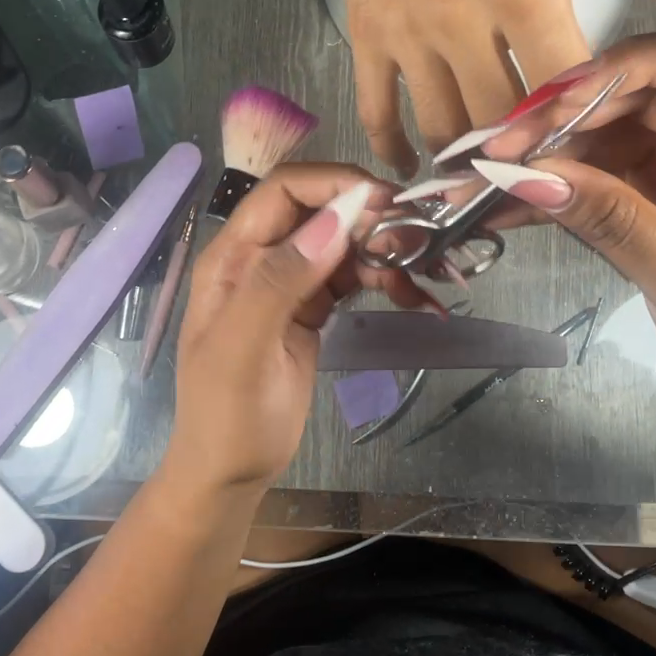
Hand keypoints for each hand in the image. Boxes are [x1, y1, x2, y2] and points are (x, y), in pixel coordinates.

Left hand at [166, 166, 424, 490]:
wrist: (230, 471)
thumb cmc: (227, 414)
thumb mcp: (244, 349)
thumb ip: (281, 280)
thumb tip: (336, 217)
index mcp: (233, 257)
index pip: (283, 192)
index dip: (334, 184)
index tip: (386, 201)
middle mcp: (260, 259)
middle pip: (320, 211)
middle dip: (371, 218)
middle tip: (422, 241)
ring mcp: (288, 284)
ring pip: (343, 244)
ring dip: (387, 252)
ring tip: (428, 276)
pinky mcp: (311, 309)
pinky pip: (353, 278)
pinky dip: (386, 282)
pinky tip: (418, 298)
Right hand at [476, 26, 655, 432]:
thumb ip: (616, 223)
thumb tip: (527, 178)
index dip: (643, 62)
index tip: (566, 100)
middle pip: (654, 90)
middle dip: (574, 111)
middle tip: (505, 145)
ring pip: (618, 125)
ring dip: (552, 147)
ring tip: (492, 172)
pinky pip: (603, 167)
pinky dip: (557, 181)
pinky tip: (508, 198)